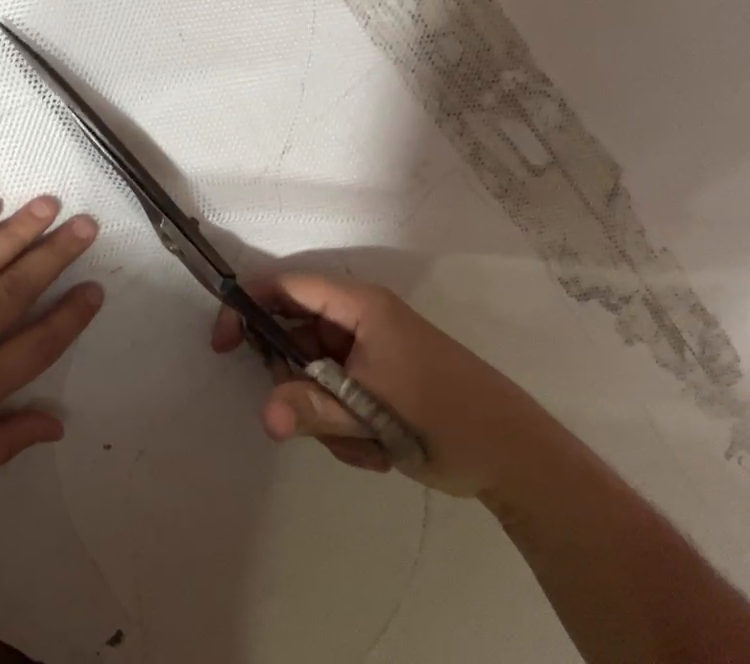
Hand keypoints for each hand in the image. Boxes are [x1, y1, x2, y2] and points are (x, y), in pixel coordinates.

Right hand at [212, 272, 563, 497]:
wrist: (525, 463)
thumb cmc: (448, 417)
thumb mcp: (372, 413)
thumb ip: (311, 409)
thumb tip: (265, 419)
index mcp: (361, 307)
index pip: (285, 287)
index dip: (247, 308)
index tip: (224, 345)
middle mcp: (363, 321)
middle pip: (293, 334)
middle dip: (295, 381)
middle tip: (309, 414)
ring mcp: (372, 352)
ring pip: (313, 371)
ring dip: (323, 412)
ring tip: (359, 443)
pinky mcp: (381, 380)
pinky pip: (336, 394)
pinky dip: (343, 424)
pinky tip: (374, 448)